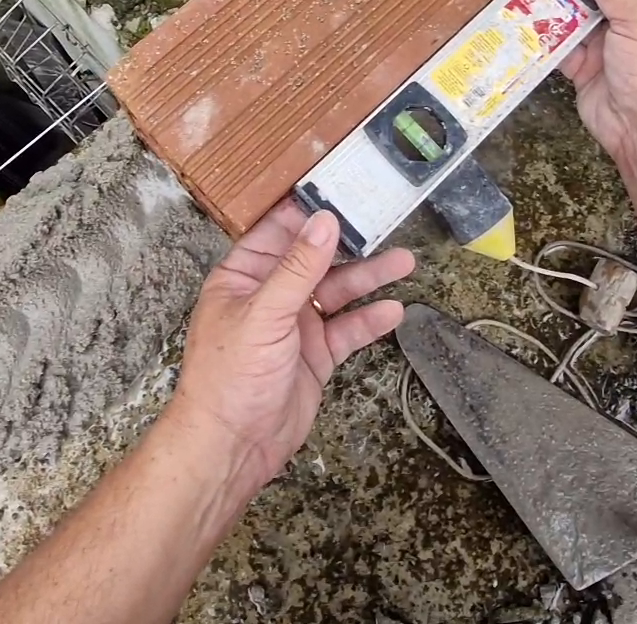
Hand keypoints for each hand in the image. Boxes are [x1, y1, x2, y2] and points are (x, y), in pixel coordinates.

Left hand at [168, 202, 414, 488]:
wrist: (232, 449)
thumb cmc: (231, 376)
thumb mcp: (264, 314)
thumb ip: (298, 267)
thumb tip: (325, 220)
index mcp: (244, 276)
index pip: (278, 231)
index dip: (309, 209)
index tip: (342, 186)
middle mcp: (271, 294)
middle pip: (316, 259)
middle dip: (349, 243)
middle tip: (385, 220)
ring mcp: (295, 325)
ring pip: (337, 292)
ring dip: (369, 277)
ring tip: (405, 260)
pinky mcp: (315, 355)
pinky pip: (347, 329)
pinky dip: (369, 319)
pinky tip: (394, 310)